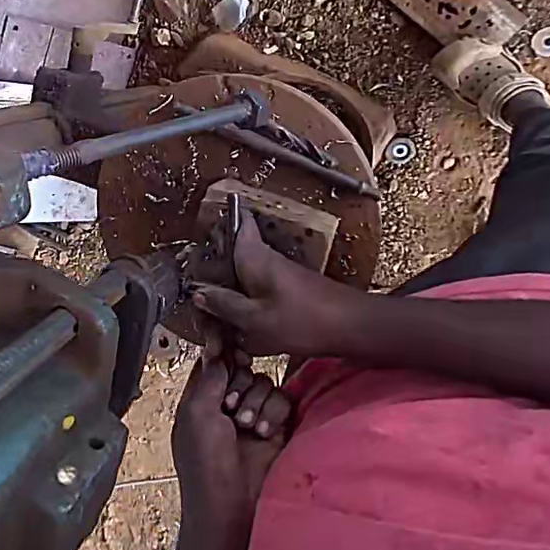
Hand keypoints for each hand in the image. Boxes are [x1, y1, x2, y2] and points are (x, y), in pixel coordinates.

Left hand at [170, 331, 289, 538]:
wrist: (233, 509)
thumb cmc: (205, 463)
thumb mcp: (197, 413)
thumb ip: (210, 376)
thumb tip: (216, 345)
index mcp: (202, 397)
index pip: (216, 361)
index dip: (223, 356)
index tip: (230, 356)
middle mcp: (228, 403)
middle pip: (243, 368)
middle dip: (239, 384)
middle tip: (231, 408)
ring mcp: (253, 415)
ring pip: (264, 382)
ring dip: (255, 401)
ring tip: (247, 427)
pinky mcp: (278, 428)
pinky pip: (282, 401)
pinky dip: (273, 413)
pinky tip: (263, 433)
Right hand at [191, 209, 368, 356]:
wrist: (351, 327)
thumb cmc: (302, 320)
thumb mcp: (255, 319)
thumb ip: (225, 305)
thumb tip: (198, 294)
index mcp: (252, 256)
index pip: (237, 222)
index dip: (222, 214)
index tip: (209, 214)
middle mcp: (263, 258)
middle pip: (230, 258)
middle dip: (215, 280)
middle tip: (204, 308)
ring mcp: (276, 273)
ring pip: (242, 279)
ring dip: (231, 301)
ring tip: (222, 331)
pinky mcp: (286, 290)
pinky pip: (255, 293)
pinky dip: (247, 310)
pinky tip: (245, 335)